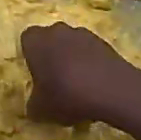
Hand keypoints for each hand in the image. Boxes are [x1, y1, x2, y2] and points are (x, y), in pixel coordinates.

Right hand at [20, 23, 140, 126]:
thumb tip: (33, 108)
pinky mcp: (104, 42)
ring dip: (73, 60)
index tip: (39, 77)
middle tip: (58, 82)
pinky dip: (92, 65)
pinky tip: (97, 87)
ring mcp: (81, 34)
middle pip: (50, 41)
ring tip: (81, 87)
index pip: (27, 41)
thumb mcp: (43, 109)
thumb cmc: (68, 94)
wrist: (114, 91)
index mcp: (35, 40)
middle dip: (53, 57)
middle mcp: (55, 30)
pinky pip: (91, 53)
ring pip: (71, 45)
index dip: (32, 58)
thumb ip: (33, 106)